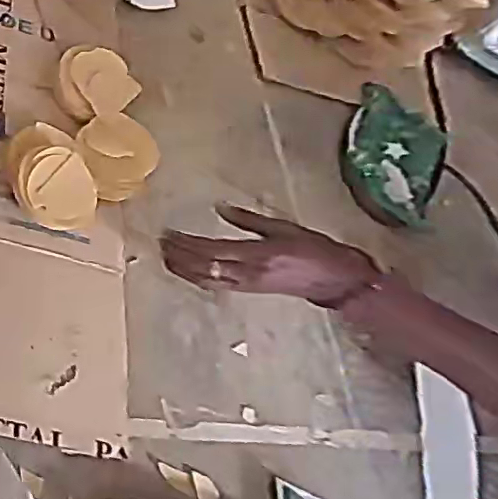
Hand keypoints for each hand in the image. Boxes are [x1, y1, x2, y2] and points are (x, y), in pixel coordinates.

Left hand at [162, 206, 380, 306]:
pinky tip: (184, 271)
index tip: (168, 234)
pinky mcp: (248, 291)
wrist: (338, 281)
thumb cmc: (314, 249)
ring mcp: (246, 284)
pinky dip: (195, 277)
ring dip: (182, 268)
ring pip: (205, 279)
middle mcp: (247, 272)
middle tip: (160, 244)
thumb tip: (220, 207)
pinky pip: (215, 285)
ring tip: (165, 256)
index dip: (186, 243)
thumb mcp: (283, 227)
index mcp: (256, 254)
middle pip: (202, 266)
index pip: (210, 250)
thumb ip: (249, 219)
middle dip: (178, 256)